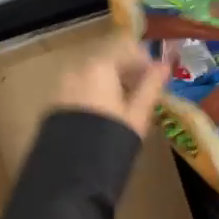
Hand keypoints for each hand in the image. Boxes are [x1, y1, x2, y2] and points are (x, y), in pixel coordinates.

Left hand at [56, 40, 171, 136]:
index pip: (126, 47)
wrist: (72, 171)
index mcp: (99, 66)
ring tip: (122, 108)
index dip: (144, 60)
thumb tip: (165, 65)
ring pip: (91, 73)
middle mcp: (76, 69)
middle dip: (125, 71)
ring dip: (109, 82)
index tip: (155, 78)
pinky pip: (78, 87)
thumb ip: (151, 85)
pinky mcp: (53, 102)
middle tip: (140, 93)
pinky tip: (102, 114)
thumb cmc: (111, 138)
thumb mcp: (137, 114)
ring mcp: (61, 85)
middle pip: (106, 58)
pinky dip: (92, 92)